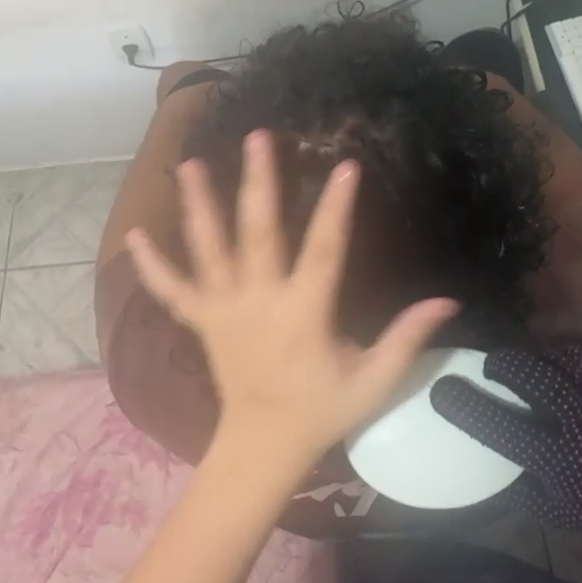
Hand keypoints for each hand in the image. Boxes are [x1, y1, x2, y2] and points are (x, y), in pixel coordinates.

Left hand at [125, 130, 458, 469]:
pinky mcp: (202, 321)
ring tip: (187, 164)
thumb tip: (448, 302)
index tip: (347, 166)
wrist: (263, 444)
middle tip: (257, 138)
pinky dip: (152, 264)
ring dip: (199, 206)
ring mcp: (224, 309)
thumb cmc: (321, 411)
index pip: (325, 250)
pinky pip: (172, 290)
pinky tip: (133, 235)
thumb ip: (407, 339)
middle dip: (258, 183)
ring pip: (209, 251)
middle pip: (258, 233)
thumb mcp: (373, 381)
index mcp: (304, 312)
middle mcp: (259, 301)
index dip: (337, 207)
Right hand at [430, 344, 581, 566]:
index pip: (499, 426)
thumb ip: (512, 478)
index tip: (444, 390)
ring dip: (531, 358)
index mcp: (555, 462)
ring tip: (521, 364)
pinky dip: (560, 356)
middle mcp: (578, 426)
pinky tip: (552, 363)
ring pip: (555, 361)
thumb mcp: (548, 507)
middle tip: (490, 367)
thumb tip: (473, 451)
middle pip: (530, 378)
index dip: (466, 405)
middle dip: (502, 366)